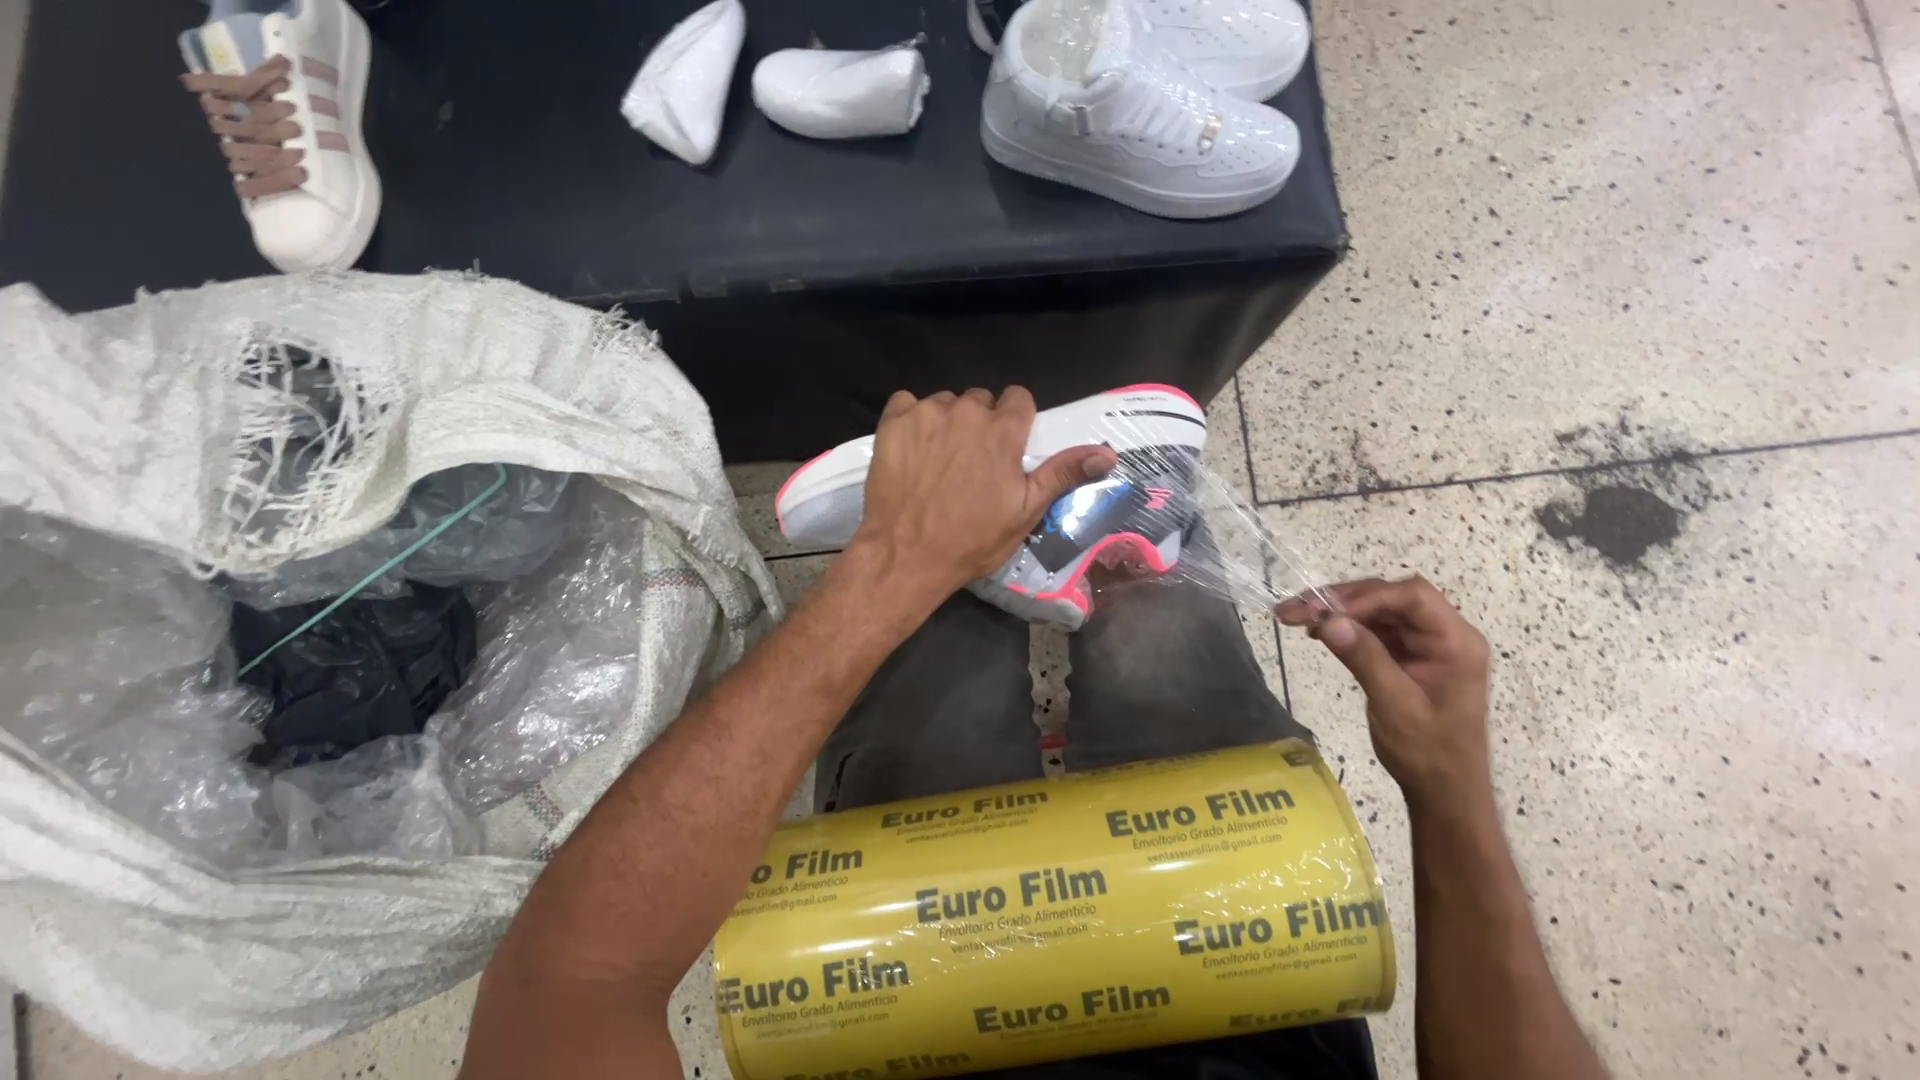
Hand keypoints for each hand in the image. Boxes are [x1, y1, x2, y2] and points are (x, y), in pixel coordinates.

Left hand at [849, 387, 1117, 606]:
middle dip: (980, 423)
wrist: (907, 554)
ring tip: (939, 460)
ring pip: (945, 403)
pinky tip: (911, 449)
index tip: (1007, 447)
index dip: (1015, 421)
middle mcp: (966, 411)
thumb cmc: (972, 539)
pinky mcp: (892, 422)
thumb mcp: (1025, 511)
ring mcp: (926, 414)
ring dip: (947, 422)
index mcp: (1002, 430)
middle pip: (981, 400)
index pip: (1019, 398)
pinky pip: (906, 404)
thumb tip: (1107, 453)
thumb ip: (1062, 473)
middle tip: (971, 461)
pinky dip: (910, 420)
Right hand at [1277, 577, 1491, 808]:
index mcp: (1455, 642)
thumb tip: (1328, 621)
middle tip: (1296, 609)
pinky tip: (1316, 632)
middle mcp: (1443, 634)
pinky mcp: (1406, 655)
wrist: (1443, 789)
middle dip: (1343, 599)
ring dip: (1337, 611)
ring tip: (1295, 617)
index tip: (1324, 612)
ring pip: (1377, 610)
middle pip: (1391, 597)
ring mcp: (1424, 644)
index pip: (1412, 597)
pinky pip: (1374, 629)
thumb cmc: (1428, 751)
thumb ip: (1365, 658)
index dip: (1366, 597)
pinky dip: (1344, 627)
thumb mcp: (1395, 705)